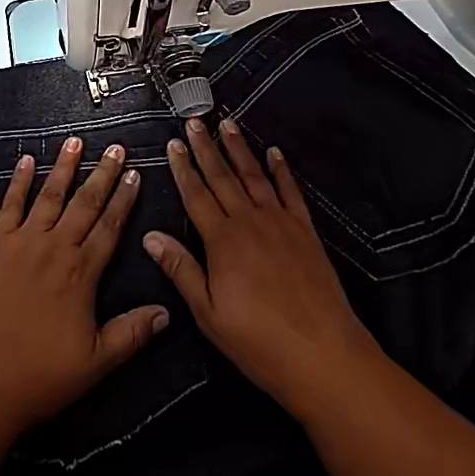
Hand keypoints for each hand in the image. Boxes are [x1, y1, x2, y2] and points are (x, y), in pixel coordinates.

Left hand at [0, 136, 170, 439]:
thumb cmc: (37, 373)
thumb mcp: (96, 362)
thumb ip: (132, 334)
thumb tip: (165, 313)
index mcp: (82, 272)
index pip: (110, 226)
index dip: (124, 198)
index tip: (134, 174)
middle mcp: (56, 248)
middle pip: (85, 203)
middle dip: (102, 173)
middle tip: (115, 148)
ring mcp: (24, 242)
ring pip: (50, 195)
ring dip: (64, 167)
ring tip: (75, 141)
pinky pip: (10, 205)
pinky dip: (19, 181)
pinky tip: (26, 161)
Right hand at [143, 117, 384, 417]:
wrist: (323, 354)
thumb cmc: (258, 341)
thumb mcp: (209, 313)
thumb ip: (181, 269)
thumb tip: (151, 236)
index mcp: (222, 241)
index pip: (196, 195)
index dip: (183, 168)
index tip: (174, 144)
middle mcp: (250, 222)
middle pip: (223, 177)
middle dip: (206, 148)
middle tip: (195, 121)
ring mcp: (280, 223)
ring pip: (254, 176)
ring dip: (239, 149)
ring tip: (227, 125)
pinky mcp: (305, 231)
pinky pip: (291, 192)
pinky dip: (282, 170)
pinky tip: (275, 153)